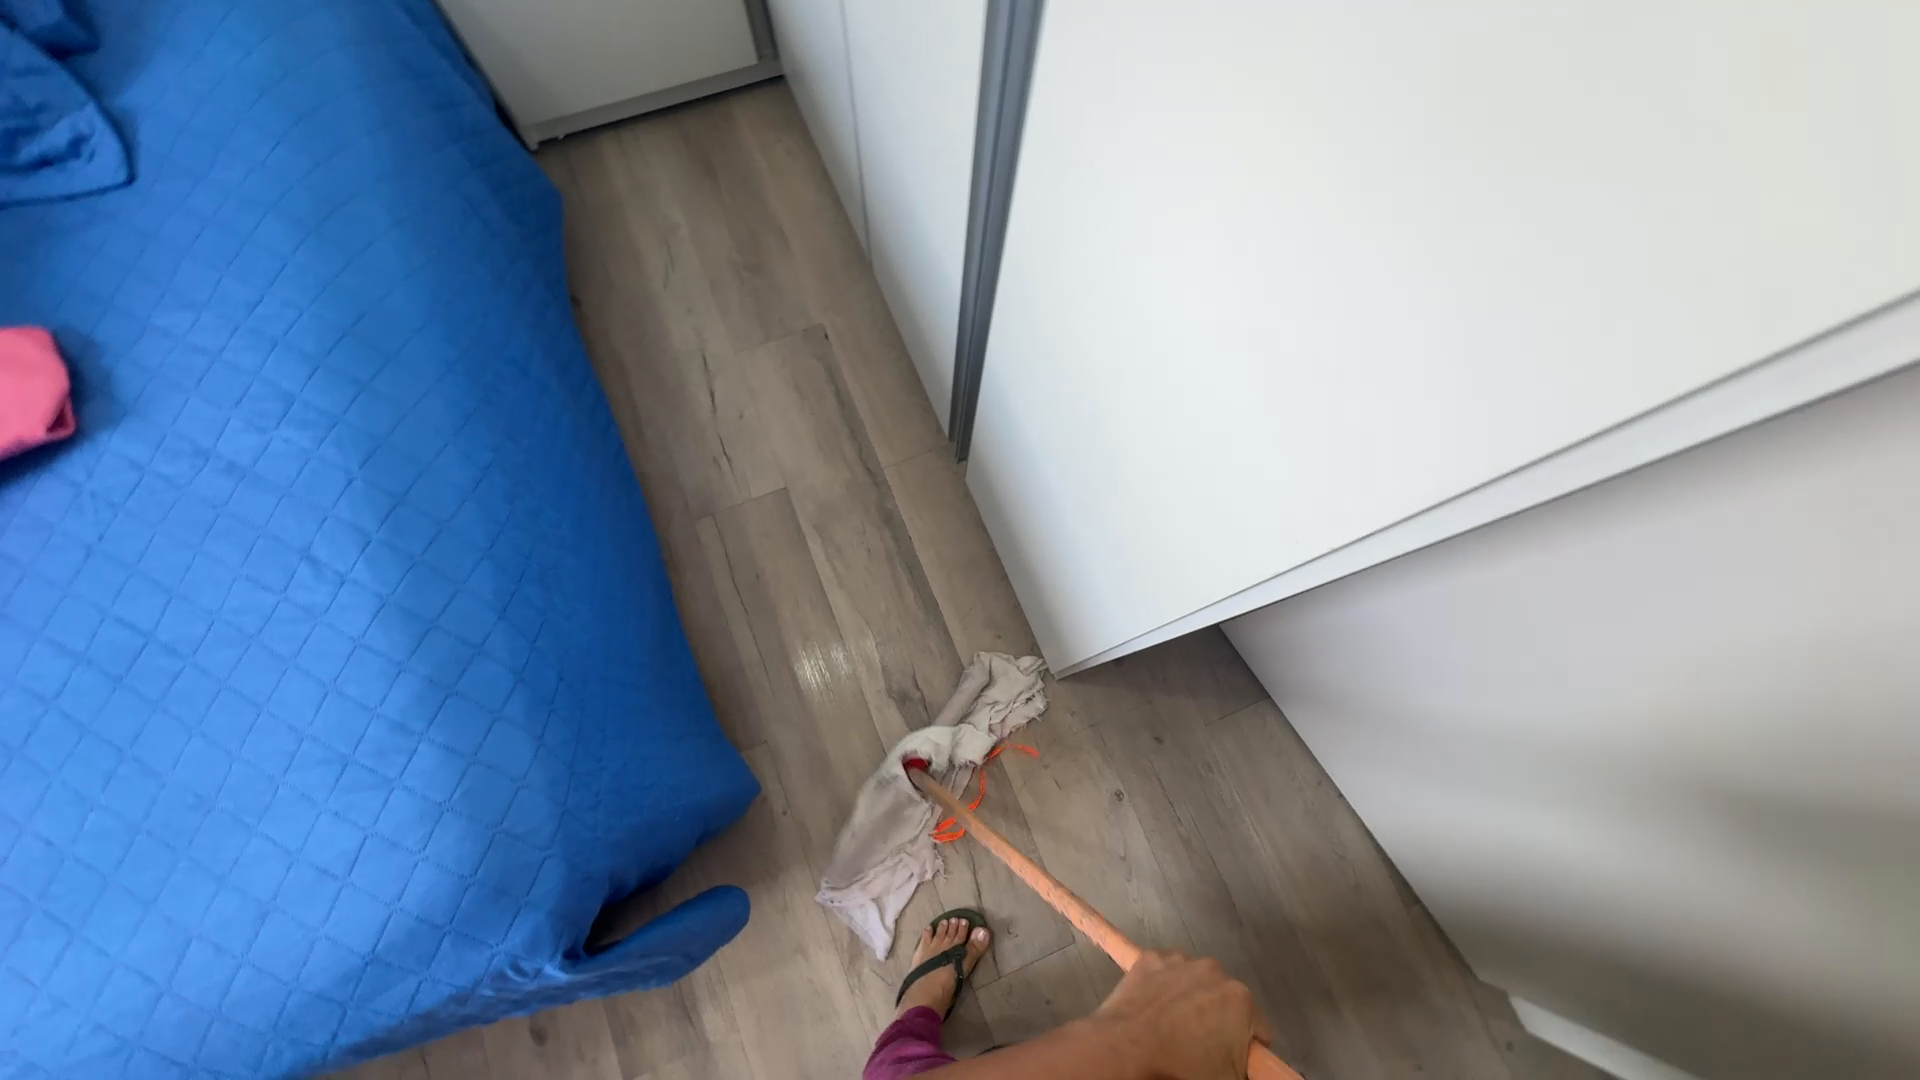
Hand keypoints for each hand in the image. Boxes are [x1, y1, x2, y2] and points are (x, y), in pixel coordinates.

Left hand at [1091, 951, 1272, 1079]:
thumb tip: (1238, 1059)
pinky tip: (1153, 1006)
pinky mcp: (1150, 957)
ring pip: (1194, 981)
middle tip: (1200, 1043)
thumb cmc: (1183, 1069)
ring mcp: (1178, 959)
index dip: (1247, 1048)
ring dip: (1190, 997)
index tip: (1230, 1059)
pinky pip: (1166, 971)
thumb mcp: (1230, 1079)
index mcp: (1240, 1000)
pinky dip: (1163, 984)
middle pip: (1224, 998)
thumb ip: (1246, 1068)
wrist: (1126, 1052)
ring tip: (1172, 1025)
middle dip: (1218, 1018)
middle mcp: (1213, 970)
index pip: (1257, 1028)